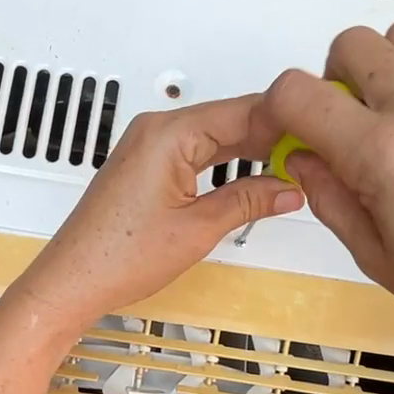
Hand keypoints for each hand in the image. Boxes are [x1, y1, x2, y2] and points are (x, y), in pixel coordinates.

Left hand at [7, 95, 304, 335]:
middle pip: (230, 119)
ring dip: (250, 148)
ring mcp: (147, 147)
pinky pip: (195, 152)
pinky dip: (224, 162)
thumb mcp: (197, 230)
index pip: (244, 110)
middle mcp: (155, 130)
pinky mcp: (144, 167)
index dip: (287, 119)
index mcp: (169, 134)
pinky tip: (250, 174)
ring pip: (214, 136)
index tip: (321, 128)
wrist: (72, 283)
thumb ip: (248, 202)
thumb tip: (287, 189)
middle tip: (317, 149)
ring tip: (292, 162)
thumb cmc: (117, 257)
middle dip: (273, 134)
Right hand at [255, 20, 393, 381]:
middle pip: (356, 42)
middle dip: (333, 75)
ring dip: (387, 65)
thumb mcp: (375, 257)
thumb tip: (303, 159)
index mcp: (381, 153)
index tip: (287, 132)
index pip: (299, 91)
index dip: (277, 107)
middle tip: (344, 121)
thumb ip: (330, 198)